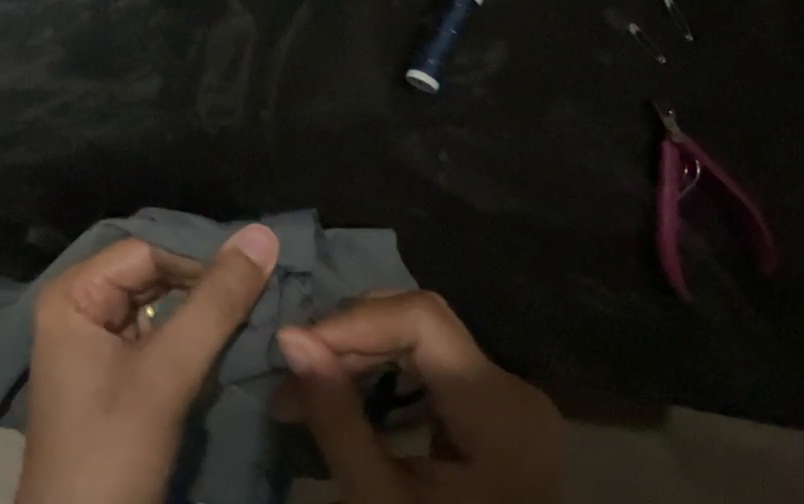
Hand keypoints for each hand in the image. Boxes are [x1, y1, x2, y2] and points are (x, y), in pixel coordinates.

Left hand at [17, 225, 280, 503]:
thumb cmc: (113, 447)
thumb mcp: (166, 373)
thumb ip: (215, 303)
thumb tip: (263, 233)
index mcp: (72, 295)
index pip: (145, 253)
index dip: (198, 261)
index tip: (255, 274)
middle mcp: (77, 309)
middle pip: (150, 277)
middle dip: (202, 285)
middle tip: (262, 290)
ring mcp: (93, 344)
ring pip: (157, 308)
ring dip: (201, 312)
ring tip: (253, 311)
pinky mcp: (112, 376)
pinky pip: (155, 338)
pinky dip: (190, 339)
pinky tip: (227, 342)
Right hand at [276, 291, 564, 503]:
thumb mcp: (380, 501)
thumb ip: (336, 418)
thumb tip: (289, 337)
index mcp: (501, 410)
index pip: (422, 318)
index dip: (354, 321)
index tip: (296, 348)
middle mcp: (514, 390)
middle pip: (419, 325)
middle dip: (347, 342)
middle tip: (291, 380)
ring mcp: (508, 402)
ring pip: (419, 341)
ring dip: (356, 357)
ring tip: (306, 392)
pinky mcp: (494, 416)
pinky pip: (430, 369)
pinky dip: (382, 375)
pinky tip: (346, 400)